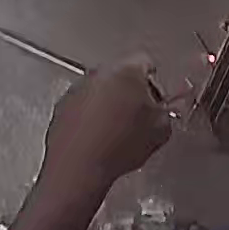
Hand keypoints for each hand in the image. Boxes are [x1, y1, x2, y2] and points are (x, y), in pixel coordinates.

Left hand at [40, 55, 173, 190]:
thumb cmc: (122, 145)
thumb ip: (167, 111)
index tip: (157, 101)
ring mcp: (77, 89)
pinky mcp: (61, 107)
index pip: (146, 62)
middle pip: (121, 74)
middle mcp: (99, 73)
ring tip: (117, 131)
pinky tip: (98, 138)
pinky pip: (83, 104)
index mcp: (127, 71)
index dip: (155, 82)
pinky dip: (90, 116)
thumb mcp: (161, 129)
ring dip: (110, 102)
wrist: (79, 168)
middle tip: (140, 116)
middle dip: (131, 91)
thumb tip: (164, 108)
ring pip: (101, 89)